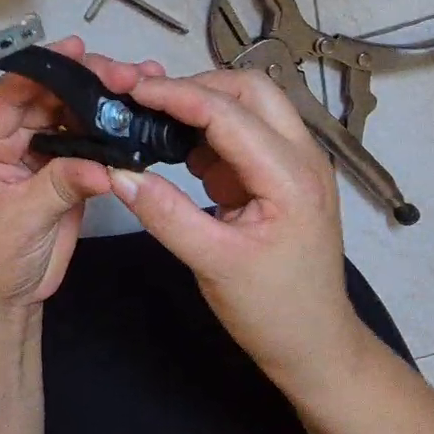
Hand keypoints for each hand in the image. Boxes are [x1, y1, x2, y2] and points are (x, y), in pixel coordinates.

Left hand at [0, 38, 165, 317]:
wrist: (2, 302)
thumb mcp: (19, 220)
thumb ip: (59, 185)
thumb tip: (104, 166)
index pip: (11, 93)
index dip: (43, 69)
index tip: (78, 51)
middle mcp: (9, 140)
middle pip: (46, 97)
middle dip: (84, 82)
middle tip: (126, 74)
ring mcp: (38, 154)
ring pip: (69, 115)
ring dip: (101, 102)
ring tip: (140, 87)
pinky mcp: (64, 172)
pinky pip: (86, 142)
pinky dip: (109, 132)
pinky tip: (137, 119)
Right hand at [108, 70, 374, 390]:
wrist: (316, 347)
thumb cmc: (272, 310)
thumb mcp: (213, 263)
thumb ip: (165, 214)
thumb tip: (117, 171)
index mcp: (291, 177)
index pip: (228, 113)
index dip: (176, 95)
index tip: (130, 92)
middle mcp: (301, 157)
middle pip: (249, 90)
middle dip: (195, 86)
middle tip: (146, 102)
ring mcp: (293, 163)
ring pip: (247, 104)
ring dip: (201, 104)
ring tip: (151, 118)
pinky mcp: (277, 175)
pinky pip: (240, 132)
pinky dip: (204, 130)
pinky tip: (173, 148)